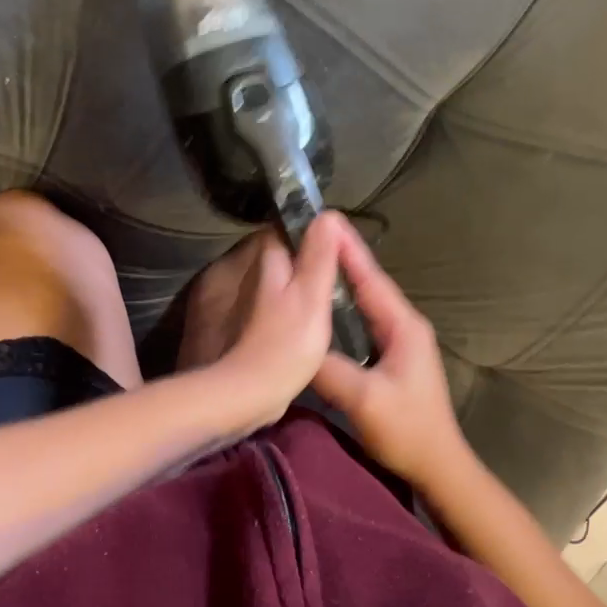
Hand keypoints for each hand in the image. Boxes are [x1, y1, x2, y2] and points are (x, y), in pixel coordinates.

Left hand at [202, 214, 345, 428]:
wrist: (257, 391)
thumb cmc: (287, 342)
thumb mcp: (311, 294)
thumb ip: (319, 256)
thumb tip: (327, 214)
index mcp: (271, 263)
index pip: (287, 229)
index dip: (312, 228)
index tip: (340, 234)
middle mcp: (264, 278)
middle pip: (292, 255)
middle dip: (316, 254)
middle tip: (350, 262)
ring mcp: (265, 304)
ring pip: (293, 280)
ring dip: (314, 279)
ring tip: (346, 285)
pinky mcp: (270, 326)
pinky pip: (294, 303)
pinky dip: (310, 303)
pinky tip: (329, 313)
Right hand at [311, 228, 466, 482]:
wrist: (438, 468)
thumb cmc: (408, 431)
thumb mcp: (365, 400)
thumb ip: (329, 368)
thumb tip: (292, 342)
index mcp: (403, 326)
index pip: (369, 277)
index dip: (346, 248)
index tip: (324, 217)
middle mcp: (402, 325)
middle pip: (365, 281)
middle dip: (337, 254)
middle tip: (305, 230)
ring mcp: (397, 340)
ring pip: (361, 299)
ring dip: (337, 277)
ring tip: (305, 256)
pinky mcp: (387, 355)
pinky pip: (358, 318)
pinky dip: (338, 303)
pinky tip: (316, 303)